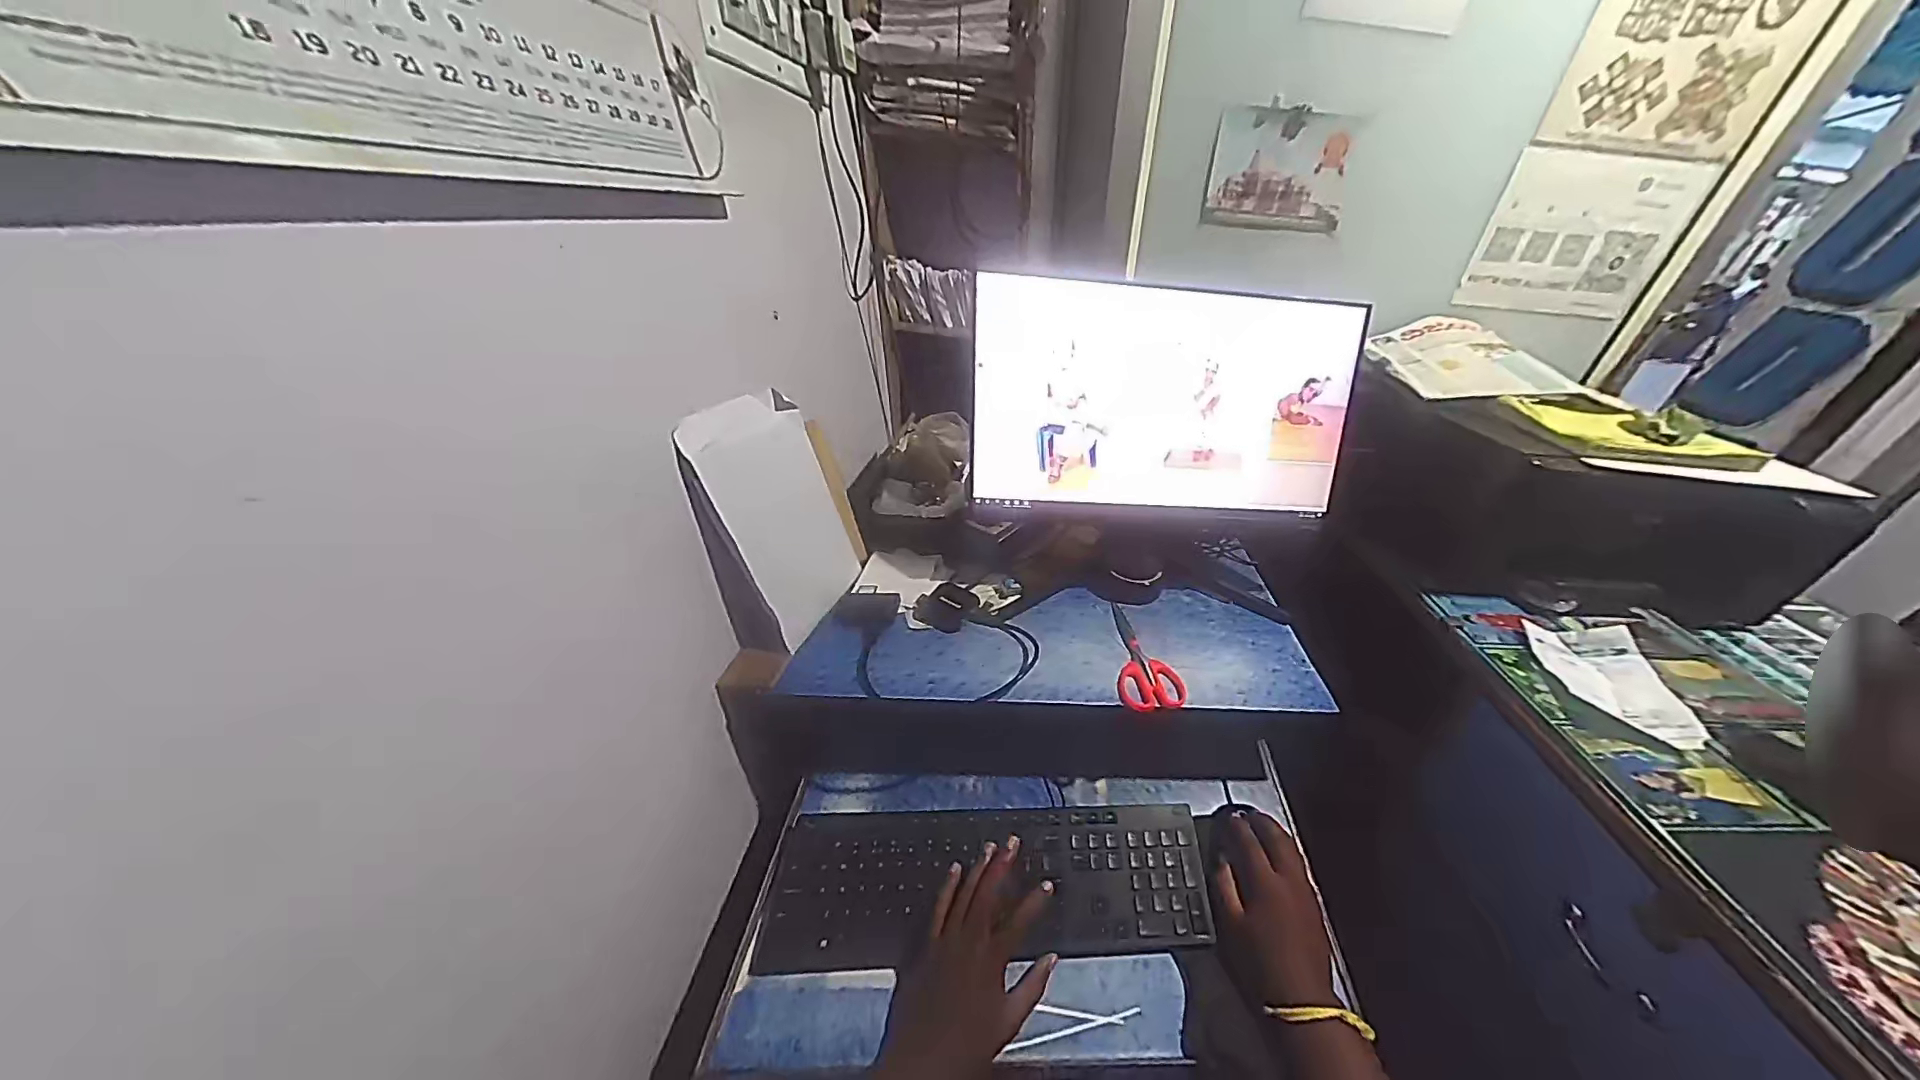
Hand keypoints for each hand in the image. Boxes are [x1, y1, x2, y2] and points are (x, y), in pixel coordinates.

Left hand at [872, 836, 1057, 1079]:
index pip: (1019, 922)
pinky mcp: (926, 945)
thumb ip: (1033, 986)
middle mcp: (968, 944)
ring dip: (978, 869)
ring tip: (990, 847)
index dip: (1035, 901)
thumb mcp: (1010, 1021)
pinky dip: (948, 886)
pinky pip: (938, 907)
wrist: (922, 1060)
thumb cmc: (967, 1046)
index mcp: (992, 961)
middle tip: (1012, 843)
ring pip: (964, 895)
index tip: (1047, 885)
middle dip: (1003, 866)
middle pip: (989, 895)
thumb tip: (1050, 961)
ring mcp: (945, 941)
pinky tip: (955, 869)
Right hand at [1212, 810, 1336, 1007]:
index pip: (1249, 842)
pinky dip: (1287, 851)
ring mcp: (1306, 893)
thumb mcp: (1228, 925)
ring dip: (1277, 834)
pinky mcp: (1315, 905)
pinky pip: (1299, 865)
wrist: (1300, 999)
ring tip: (1264, 826)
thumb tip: (1221, 860)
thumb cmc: (1258, 964)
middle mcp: (1289, 881)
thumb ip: (1223, 886)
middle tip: (1247, 813)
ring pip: (1293, 851)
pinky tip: (1280, 854)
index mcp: (1265, 884)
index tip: (1227, 817)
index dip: (1236, 826)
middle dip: (1261, 822)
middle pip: (1277, 840)